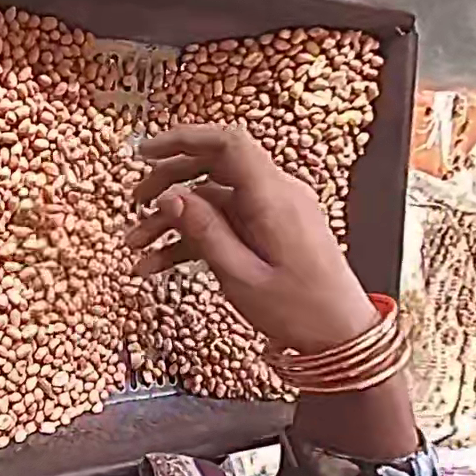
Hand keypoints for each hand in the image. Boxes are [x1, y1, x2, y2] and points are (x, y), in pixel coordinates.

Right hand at [124, 125, 375, 352]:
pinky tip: (157, 264)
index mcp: (272, 198)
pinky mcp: (267, 229)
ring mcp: (270, 211)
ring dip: (171, 220)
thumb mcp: (241, 276)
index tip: (145, 153)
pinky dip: (190, 238)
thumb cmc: (299, 310)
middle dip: (167, 181)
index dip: (182, 139)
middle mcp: (274, 194)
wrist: (341, 336)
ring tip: (136, 245)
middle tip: (134, 203)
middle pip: (212, 167)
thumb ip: (204, 232)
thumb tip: (169, 196)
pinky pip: (222, 223)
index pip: (227, 144)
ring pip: (209, 200)